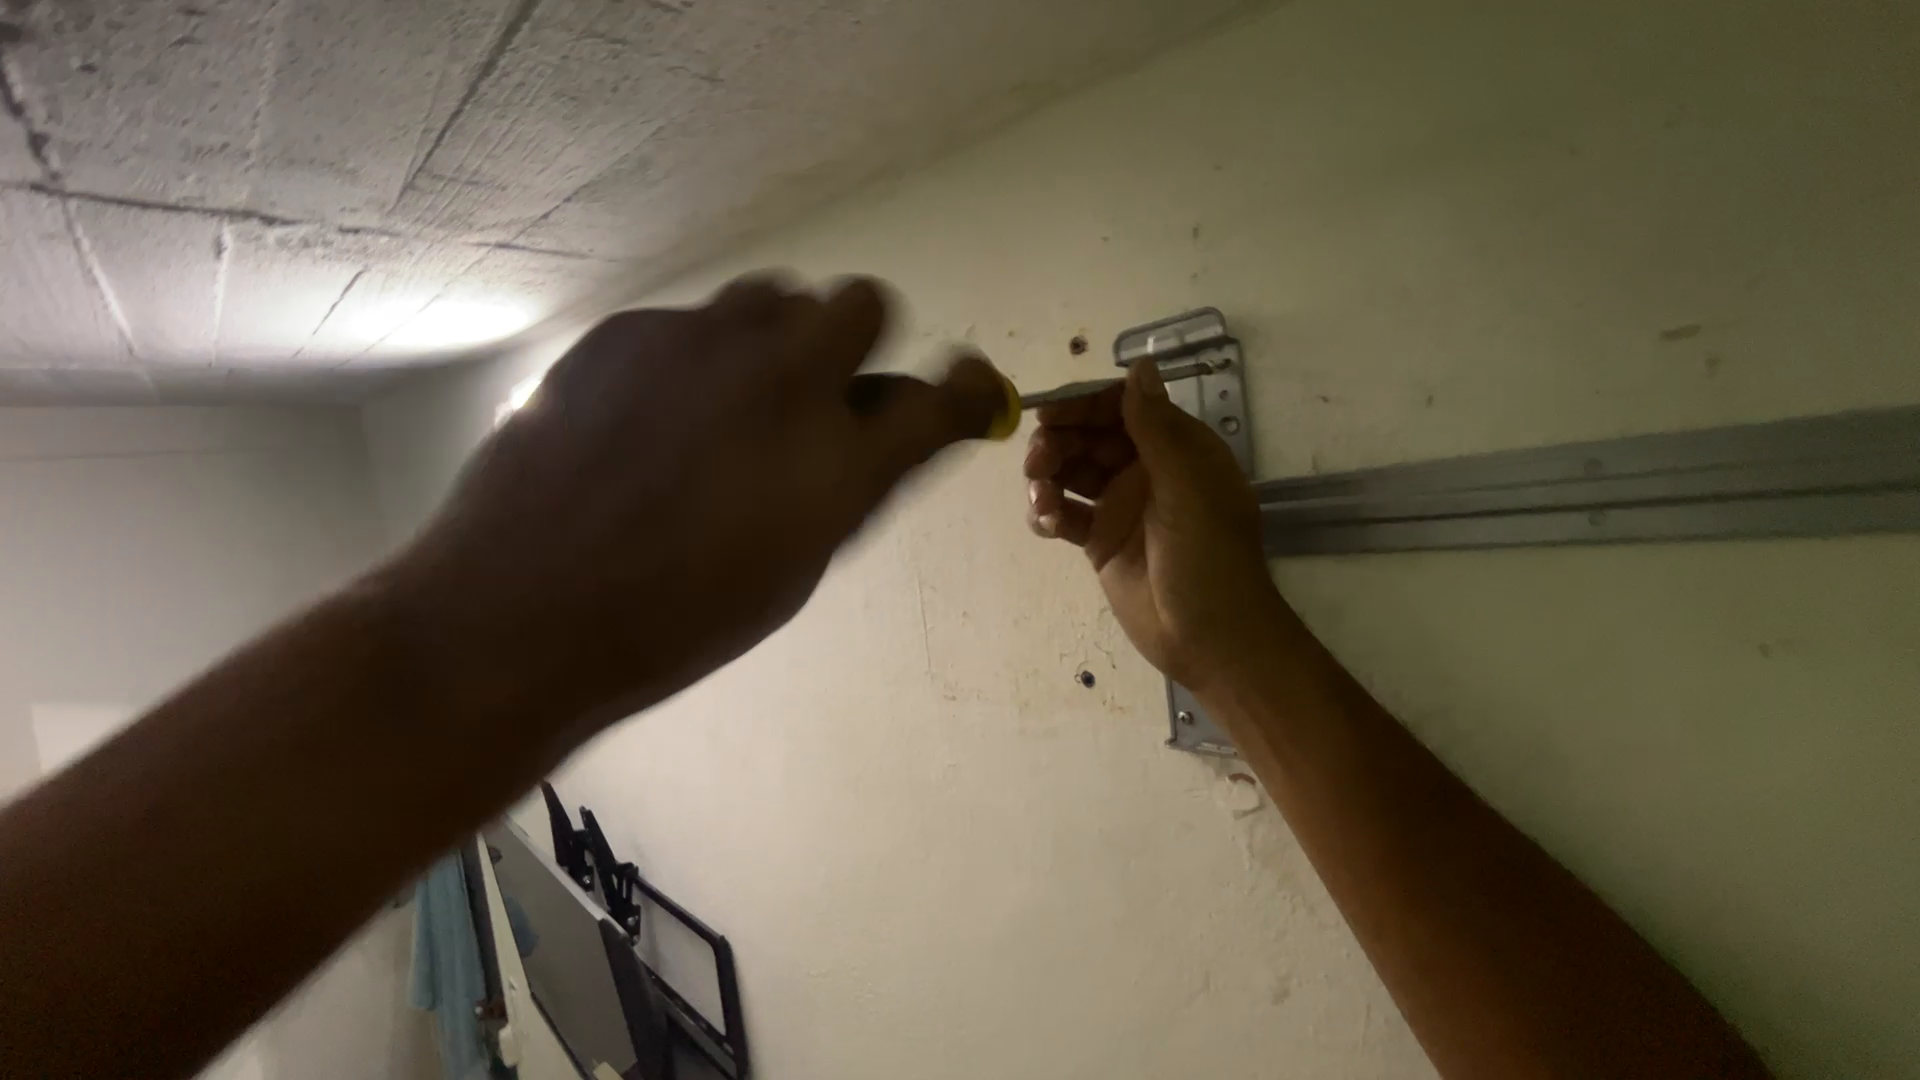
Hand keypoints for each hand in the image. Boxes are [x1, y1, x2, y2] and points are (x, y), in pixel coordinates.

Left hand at [381, 274, 1003, 748]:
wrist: (524, 611)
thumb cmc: (680, 618)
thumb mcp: (798, 564)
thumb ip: (856, 483)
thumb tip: (890, 426)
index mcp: (837, 464)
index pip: (942, 396)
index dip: (966, 389)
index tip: (964, 390)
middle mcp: (781, 384)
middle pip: (862, 302)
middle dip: (857, 343)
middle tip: (820, 394)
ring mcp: (699, 344)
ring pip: (774, 297)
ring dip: (777, 340)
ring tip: (732, 402)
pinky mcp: (627, 330)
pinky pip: (692, 321)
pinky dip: (697, 358)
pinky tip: (652, 416)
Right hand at [1024, 360, 1299, 694]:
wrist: (1209, 638)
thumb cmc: (1208, 557)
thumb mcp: (1187, 486)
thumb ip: (1157, 427)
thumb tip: (1139, 364)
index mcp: (1174, 449)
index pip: (1121, 407)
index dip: (1083, 406)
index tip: (1048, 416)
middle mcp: (1144, 470)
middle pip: (1087, 438)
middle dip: (1057, 444)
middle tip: (1036, 465)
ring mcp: (1119, 506)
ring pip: (1070, 473)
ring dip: (1046, 478)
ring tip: (1041, 500)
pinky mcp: (1099, 541)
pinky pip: (1063, 514)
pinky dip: (1047, 513)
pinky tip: (1044, 523)